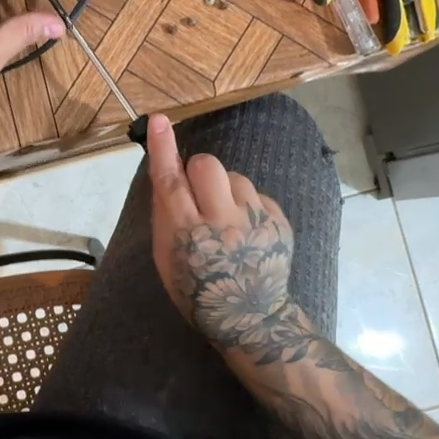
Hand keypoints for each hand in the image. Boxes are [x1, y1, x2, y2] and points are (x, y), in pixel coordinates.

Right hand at [145, 114, 308, 355]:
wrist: (249, 318)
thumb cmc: (195, 290)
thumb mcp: (165, 258)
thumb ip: (165, 216)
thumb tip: (167, 175)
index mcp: (187, 234)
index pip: (172, 182)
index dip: (163, 149)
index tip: (159, 120)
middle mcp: (222, 223)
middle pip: (207, 167)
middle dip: (198, 171)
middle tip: (197, 193)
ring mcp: (255, 221)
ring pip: (235, 177)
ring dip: (225, 189)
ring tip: (225, 218)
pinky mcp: (279, 222)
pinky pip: (256, 194)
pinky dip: (246, 205)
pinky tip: (245, 230)